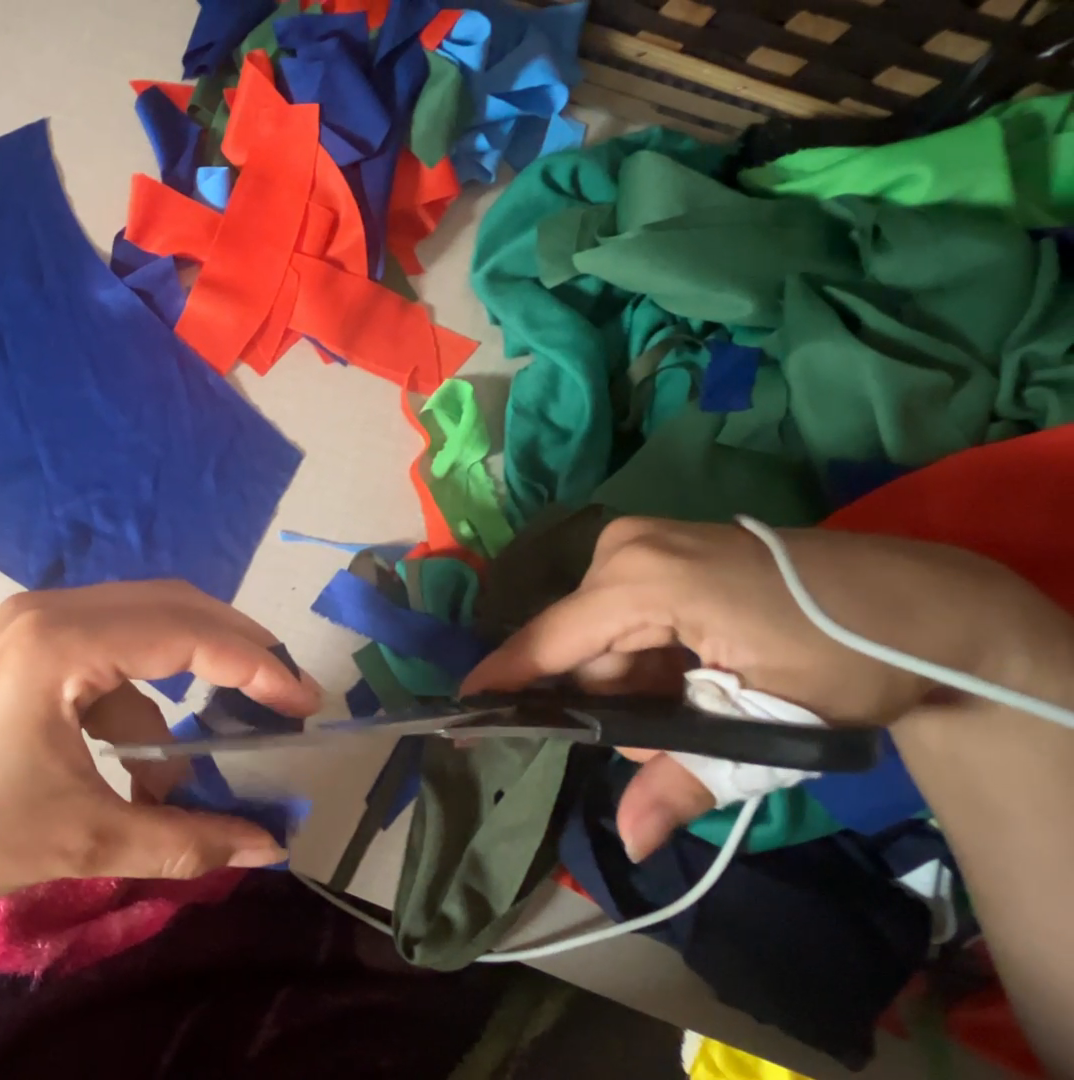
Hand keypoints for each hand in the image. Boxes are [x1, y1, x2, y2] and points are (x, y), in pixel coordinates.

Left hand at [0, 581, 319, 932]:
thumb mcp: (90, 839)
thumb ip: (190, 840)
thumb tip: (272, 847)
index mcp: (58, 642)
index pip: (183, 632)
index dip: (255, 663)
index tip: (307, 702)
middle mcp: (46, 611)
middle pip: (167, 608)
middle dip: (233, 650)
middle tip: (286, 698)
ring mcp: (29, 624)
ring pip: (138, 626)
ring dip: (185, 678)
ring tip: (220, 740)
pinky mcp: (21, 648)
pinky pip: (105, 654)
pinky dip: (140, 698)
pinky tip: (145, 760)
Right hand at [461, 517, 1073, 858]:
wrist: (933, 608)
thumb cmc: (848, 657)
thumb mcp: (769, 724)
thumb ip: (684, 778)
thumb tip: (631, 844)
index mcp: (643, 579)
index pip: (549, 640)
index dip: (502, 680)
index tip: (455, 716)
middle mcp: (627, 550)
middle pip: (580, 649)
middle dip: (609, 704)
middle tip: (672, 741)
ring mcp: (643, 545)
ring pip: (602, 639)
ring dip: (635, 687)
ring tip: (706, 706)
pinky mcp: (660, 552)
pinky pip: (624, 620)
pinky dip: (649, 662)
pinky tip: (699, 677)